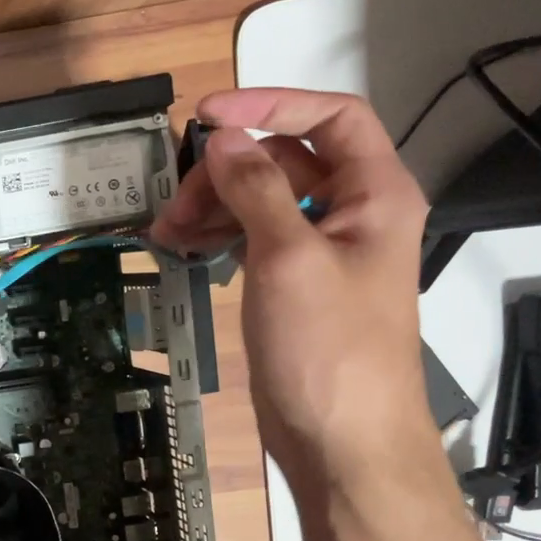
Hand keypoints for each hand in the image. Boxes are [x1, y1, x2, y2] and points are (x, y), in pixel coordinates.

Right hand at [151, 89, 437, 485]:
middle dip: (224, 172)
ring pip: (259, 200)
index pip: (332, 118)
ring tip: (165, 232)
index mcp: (375, 195)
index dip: (272, 105)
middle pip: (284, 161)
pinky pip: (248, 238)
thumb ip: (256, 190)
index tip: (207, 117)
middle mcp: (350, 213)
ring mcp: (317, 249)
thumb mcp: (288, 257)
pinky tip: (181, 247)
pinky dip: (214, 235)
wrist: (340, 434)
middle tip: (175, 202)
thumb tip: (223, 140)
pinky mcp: (289, 283)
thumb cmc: (327, 345)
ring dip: (210, 206)